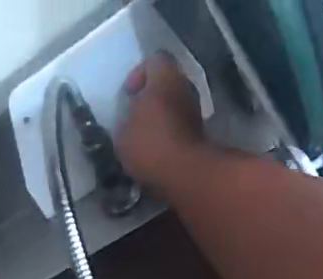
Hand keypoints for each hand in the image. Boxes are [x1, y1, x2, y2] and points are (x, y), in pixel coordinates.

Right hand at [116, 53, 209, 189]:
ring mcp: (196, 110)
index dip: (138, 74)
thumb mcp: (122, 133)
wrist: (184, 173)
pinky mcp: (200, 134)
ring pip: (175, 105)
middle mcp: (185, 85)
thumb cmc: (149, 145)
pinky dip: (170, 134)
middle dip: (151, 97)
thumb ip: (125, 120)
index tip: (128, 95)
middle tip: (135, 116)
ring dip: (161, 117)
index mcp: (165, 76)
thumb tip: (130, 120)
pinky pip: (180, 126)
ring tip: (145, 138)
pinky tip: (157, 152)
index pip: (153, 60)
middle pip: (166, 83)